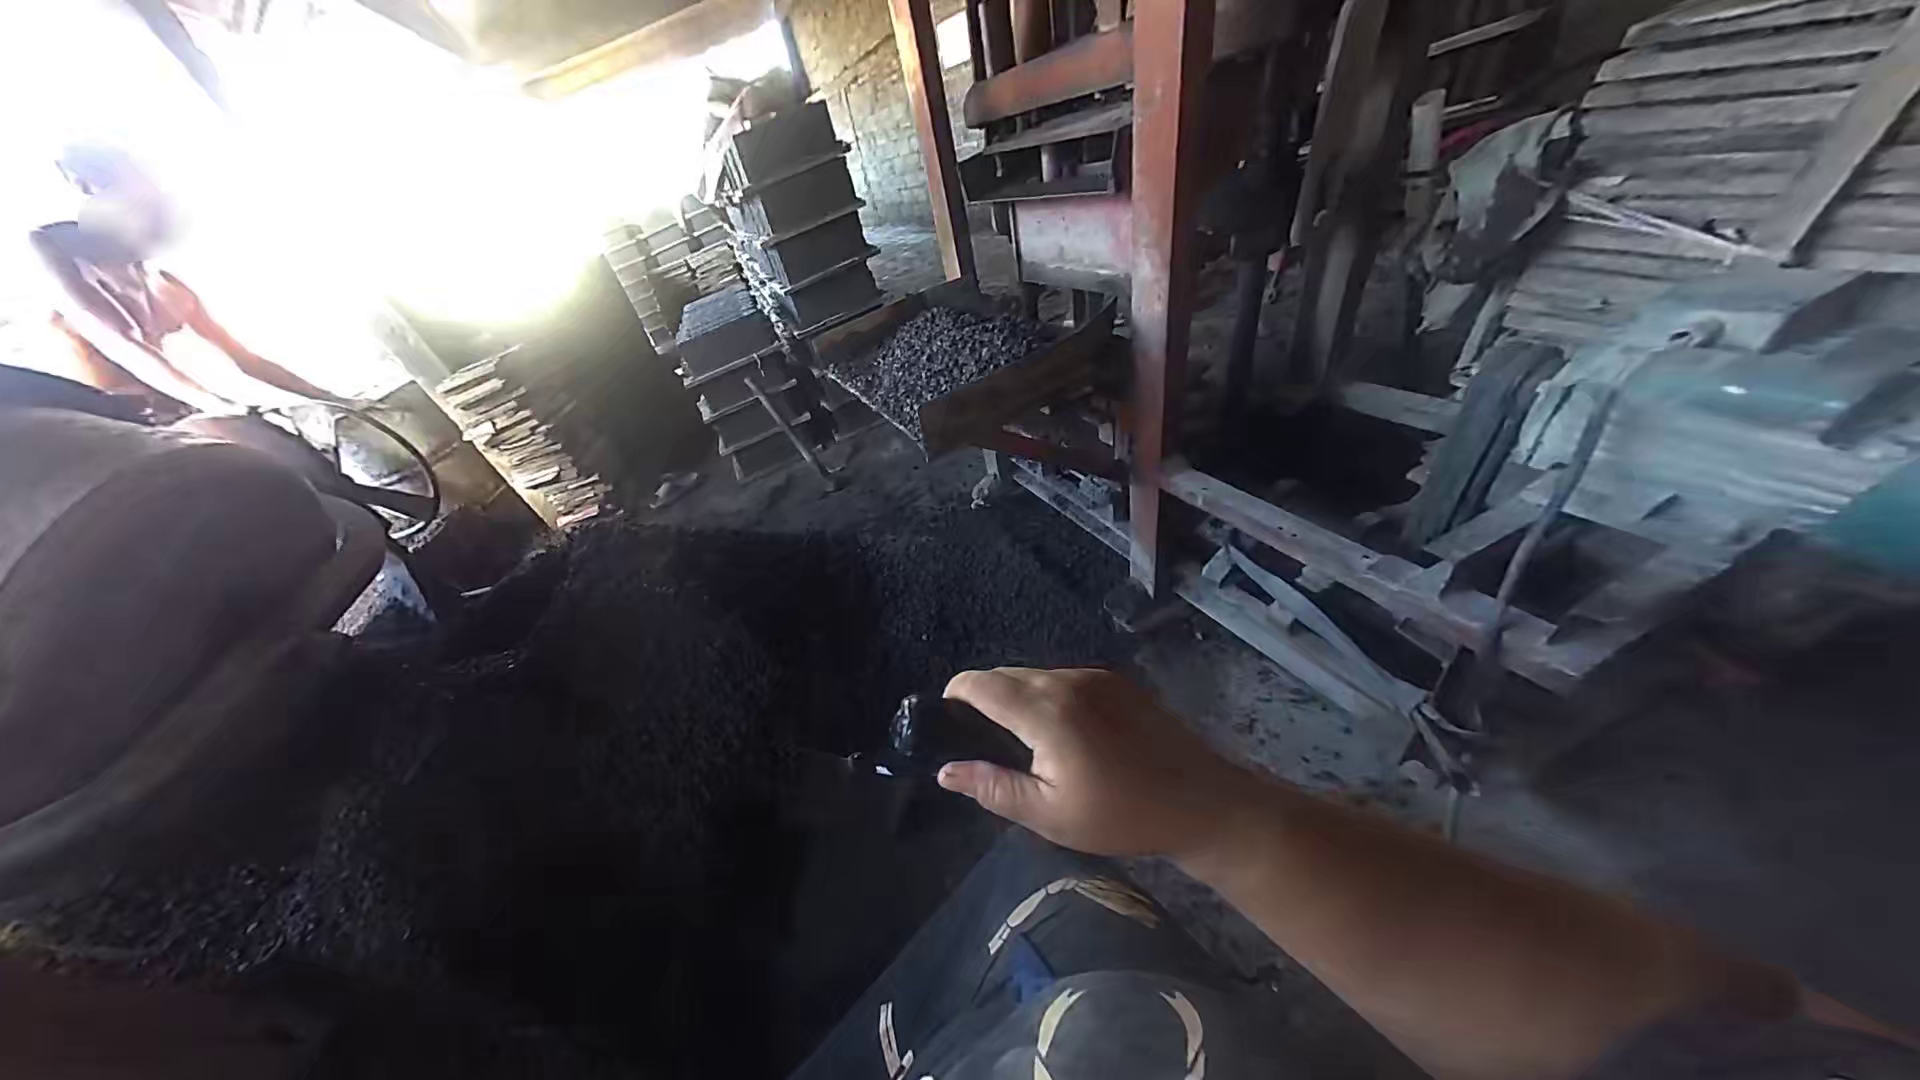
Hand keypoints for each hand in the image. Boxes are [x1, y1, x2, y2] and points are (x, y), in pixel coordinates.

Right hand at [937, 668, 1264, 858]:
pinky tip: (1062, 732)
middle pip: (1003, 675)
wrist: (1201, 801)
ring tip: (1024, 741)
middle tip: (984, 743)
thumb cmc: (1122, 815)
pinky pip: (1061, 679)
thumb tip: (946, 770)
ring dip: (1015, 697)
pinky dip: (1045, 696)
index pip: (980, 684)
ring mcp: (1093, 675)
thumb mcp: (1050, 815)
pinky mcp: (1113, 679)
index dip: (954, 695)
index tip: (946, 721)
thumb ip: (993, 787)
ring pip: (1032, 675)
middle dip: (982, 699)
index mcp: (1046, 711)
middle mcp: (1065, 680)